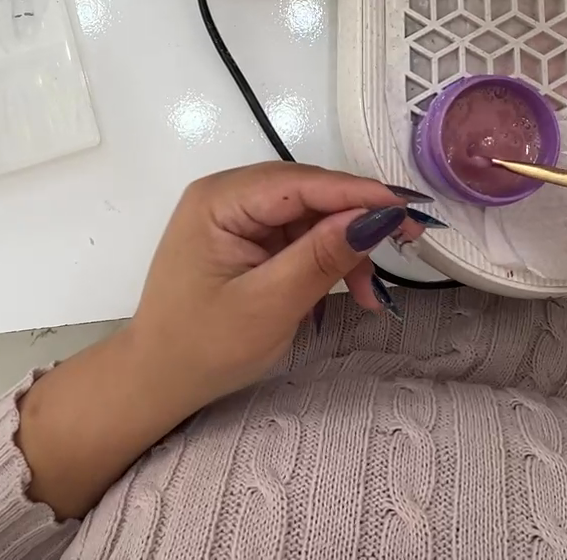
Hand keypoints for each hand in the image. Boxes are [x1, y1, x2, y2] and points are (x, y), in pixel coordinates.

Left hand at [17, 163, 426, 517]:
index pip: (299, 183)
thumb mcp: (268, 305)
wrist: (157, 384)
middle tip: (410, 240)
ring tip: (373, 292)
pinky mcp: (251, 238)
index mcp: (219, 200)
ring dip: (346, 248)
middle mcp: (229, 195)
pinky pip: (301, 237)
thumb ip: (321, 256)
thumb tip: (377, 217)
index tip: (408, 205)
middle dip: (357, 219)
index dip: (356, 191)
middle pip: (309, 194)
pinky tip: (354, 290)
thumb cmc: (203, 348)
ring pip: (311, 216)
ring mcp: (240, 216)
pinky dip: (329, 261)